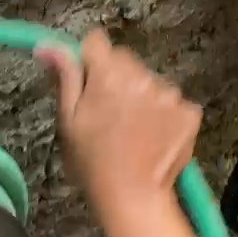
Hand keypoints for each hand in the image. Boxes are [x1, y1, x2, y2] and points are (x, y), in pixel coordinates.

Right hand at [35, 29, 200, 224]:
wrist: (133, 195)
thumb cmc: (91, 161)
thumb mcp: (67, 118)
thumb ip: (64, 76)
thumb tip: (47, 45)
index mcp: (107, 75)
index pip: (96, 41)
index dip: (86, 60)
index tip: (84, 82)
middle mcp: (142, 77)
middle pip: (123, 59)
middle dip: (113, 77)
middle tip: (104, 111)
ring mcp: (170, 94)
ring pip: (147, 79)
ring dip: (137, 94)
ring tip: (128, 127)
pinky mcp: (190, 111)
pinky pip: (170, 99)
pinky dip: (160, 111)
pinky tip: (149, 134)